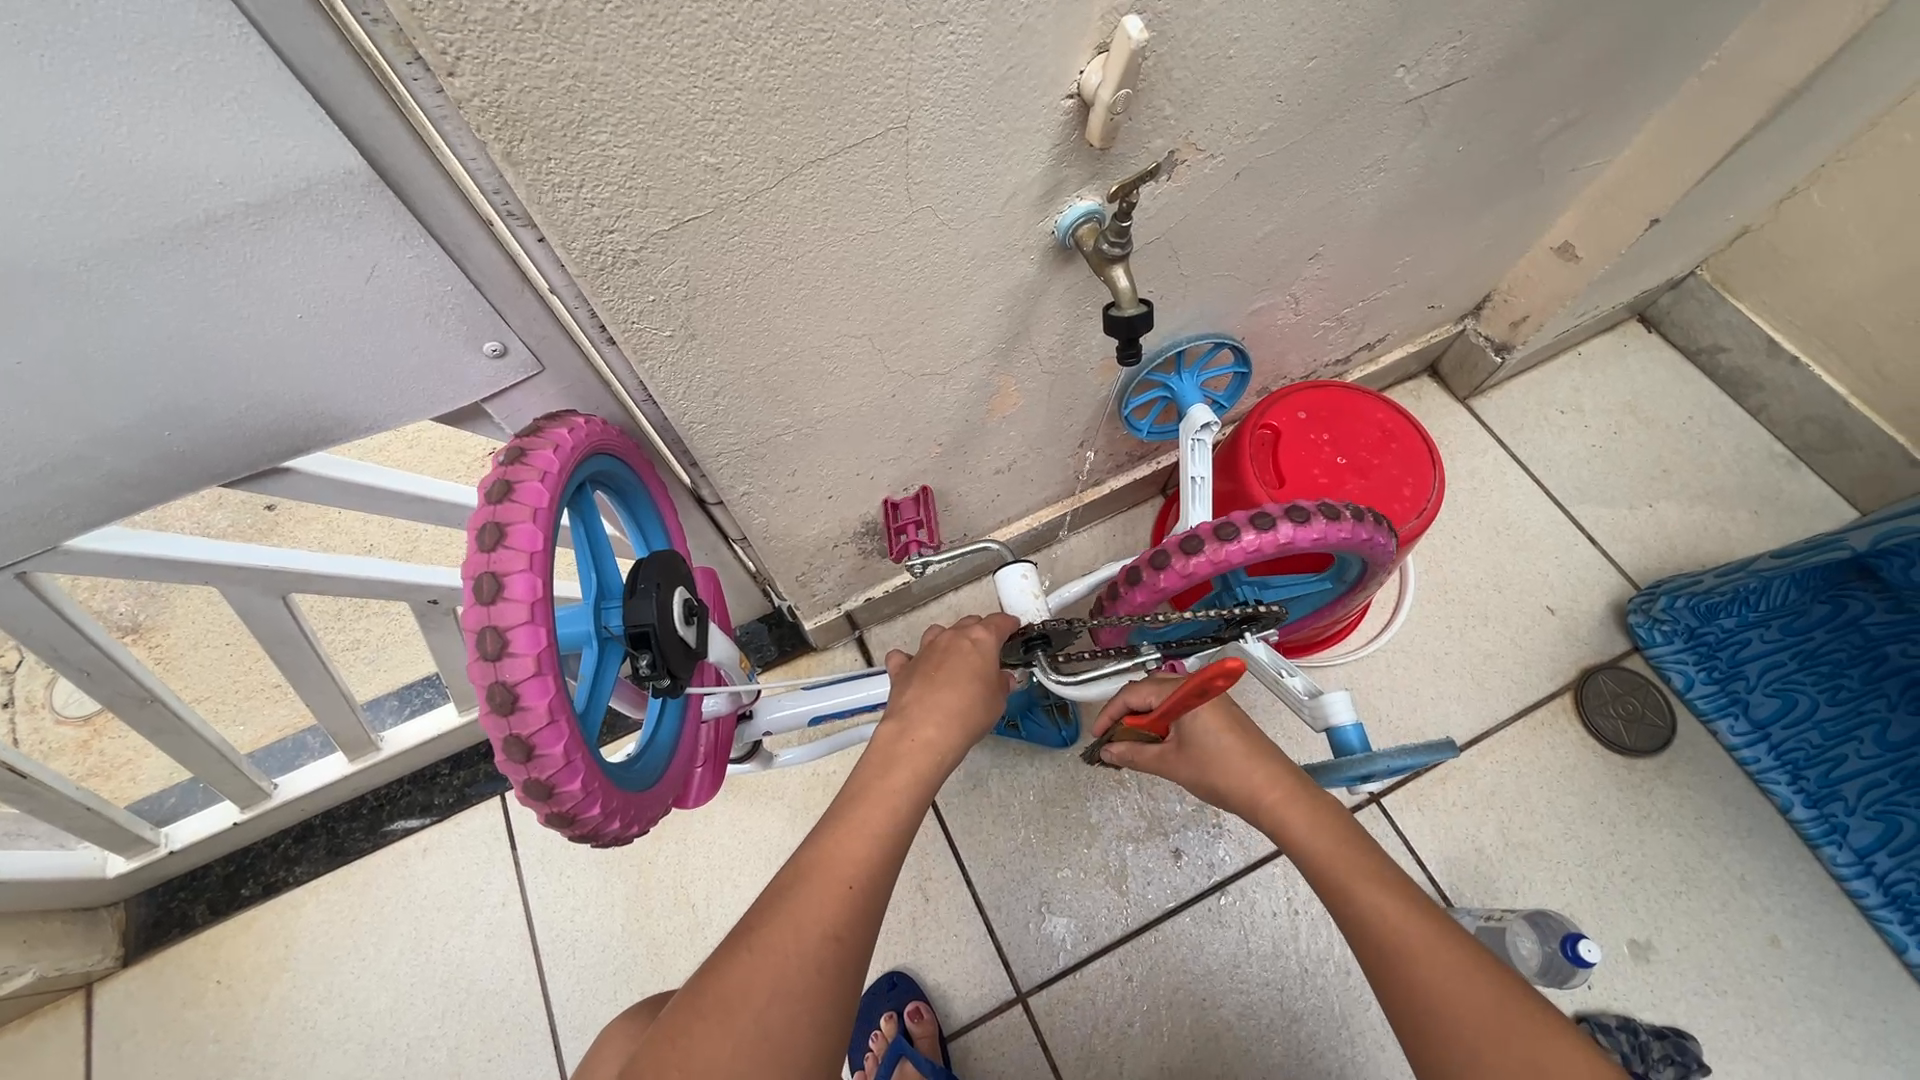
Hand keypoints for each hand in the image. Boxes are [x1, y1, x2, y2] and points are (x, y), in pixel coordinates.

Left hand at [874, 614, 1021, 770]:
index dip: (1008, 624)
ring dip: (946, 640)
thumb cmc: (970, 713)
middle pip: (968, 623)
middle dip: (979, 631)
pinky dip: (909, 660)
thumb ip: (1001, 684)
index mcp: (980, 640)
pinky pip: (903, 656)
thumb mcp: (998, 701)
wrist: (924, 732)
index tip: (1012, 627)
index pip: (998, 623)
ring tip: (952, 658)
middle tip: (986, 650)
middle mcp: (951, 638)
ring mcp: (923, 650)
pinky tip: (914, 670)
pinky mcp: (902, 668)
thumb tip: (1003, 678)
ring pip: (936, 633)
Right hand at [1090, 674, 1308, 819]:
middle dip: (1127, 714)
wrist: (1274, 791)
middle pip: (1149, 690)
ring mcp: (1212, 697)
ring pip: (1167, 699)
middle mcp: (1197, 686)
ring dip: (1147, 718)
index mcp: (1183, 691)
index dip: (1110, 714)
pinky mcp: (1222, 711)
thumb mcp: (1170, 764)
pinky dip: (1166, 721)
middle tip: (1114, 740)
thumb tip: (1107, 753)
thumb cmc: (1221, 773)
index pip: (1133, 693)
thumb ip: (1133, 755)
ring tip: (1135, 745)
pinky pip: (1184, 707)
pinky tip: (1161, 744)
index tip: (1097, 736)